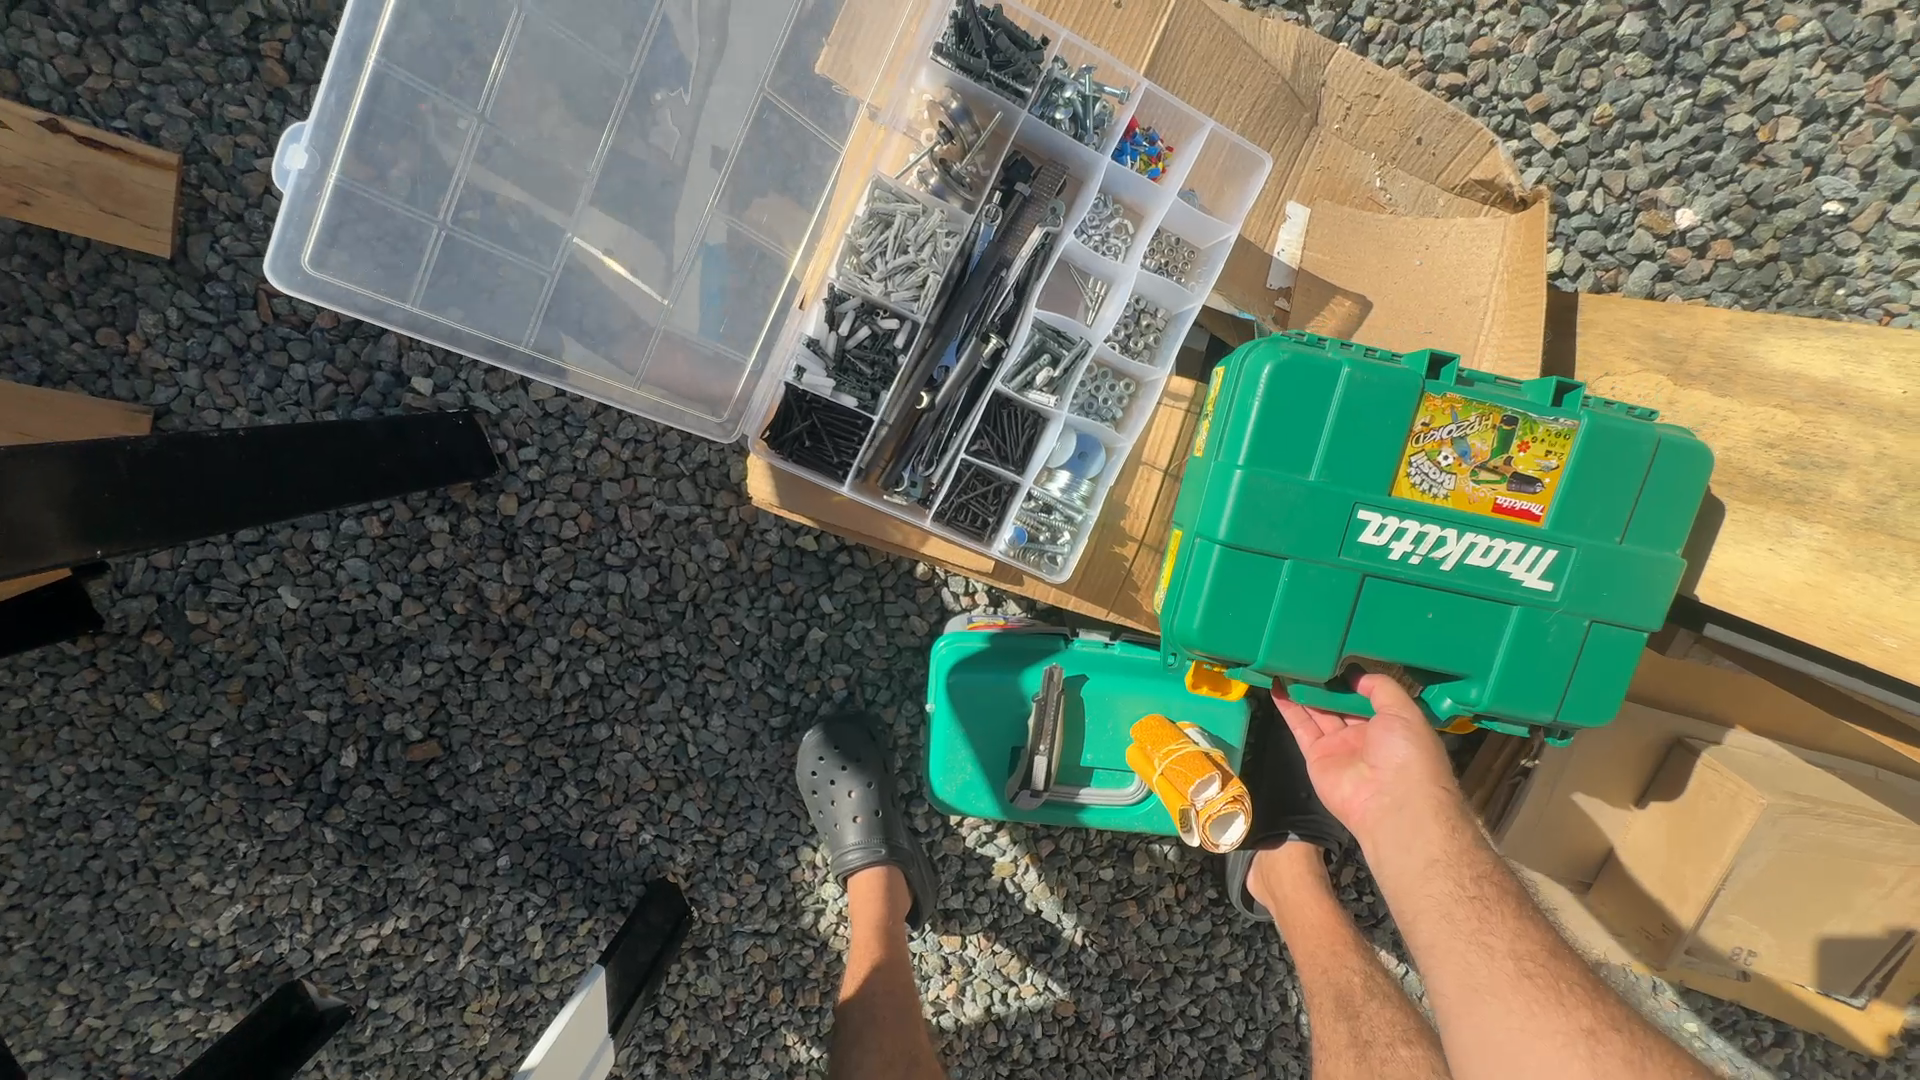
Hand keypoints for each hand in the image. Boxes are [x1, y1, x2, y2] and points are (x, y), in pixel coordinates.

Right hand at [1272, 675, 1461, 842]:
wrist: (1391, 801)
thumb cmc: (1406, 753)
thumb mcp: (1405, 712)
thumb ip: (1381, 688)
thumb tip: (1357, 675)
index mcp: (1390, 726)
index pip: (1367, 698)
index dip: (1351, 680)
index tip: (1334, 660)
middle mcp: (1363, 736)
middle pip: (1337, 704)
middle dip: (1323, 684)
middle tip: (1304, 658)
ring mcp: (1338, 747)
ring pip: (1316, 713)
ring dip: (1301, 691)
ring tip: (1284, 666)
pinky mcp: (1316, 756)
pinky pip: (1301, 728)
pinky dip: (1288, 708)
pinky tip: (1276, 687)